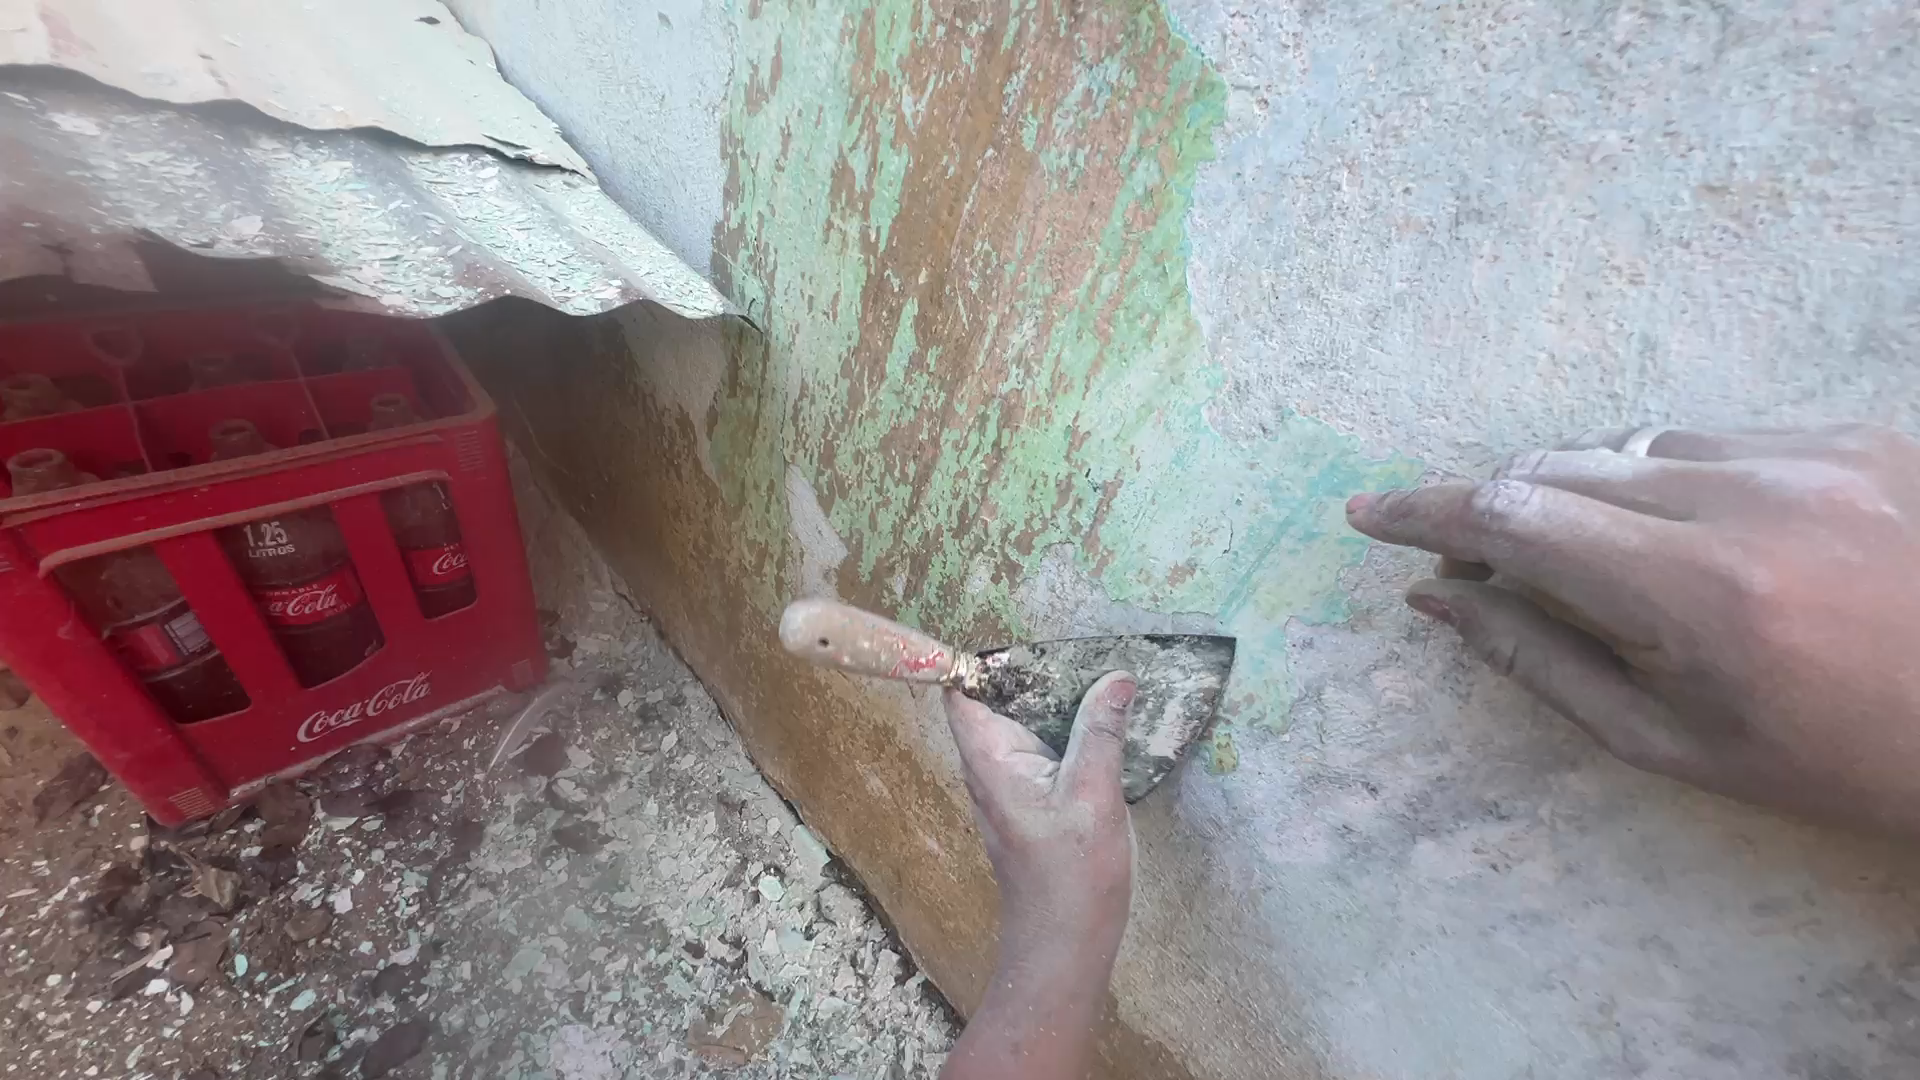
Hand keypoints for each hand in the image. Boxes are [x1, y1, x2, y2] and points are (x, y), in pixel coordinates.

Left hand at [940, 671, 1136, 1079]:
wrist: (1064, 947)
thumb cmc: (1073, 875)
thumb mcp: (1094, 794)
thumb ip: (1101, 731)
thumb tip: (1117, 677)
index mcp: (989, 758)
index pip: (959, 693)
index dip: (976, 662)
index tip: (1022, 642)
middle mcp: (987, 767)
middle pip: (992, 702)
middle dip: (1030, 676)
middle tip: (1079, 655)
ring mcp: (1004, 786)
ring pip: (1017, 726)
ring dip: (1048, 703)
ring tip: (1093, 679)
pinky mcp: (1024, 802)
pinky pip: (1033, 750)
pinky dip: (1057, 731)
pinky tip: (1094, 725)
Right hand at [1347, 424, 1919, 836]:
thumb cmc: (1838, 763)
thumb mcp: (1660, 739)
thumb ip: (1529, 657)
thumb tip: (1433, 596)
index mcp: (1696, 592)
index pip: (1508, 516)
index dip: (1420, 511)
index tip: (1366, 515)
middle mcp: (1749, 501)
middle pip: (1547, 469)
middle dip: (1484, 512)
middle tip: (1476, 568)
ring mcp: (1813, 459)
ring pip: (1612, 449)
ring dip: (1564, 498)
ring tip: (1587, 558)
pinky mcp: (1856, 439)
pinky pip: (1691, 442)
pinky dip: (1643, 481)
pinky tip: (1680, 533)